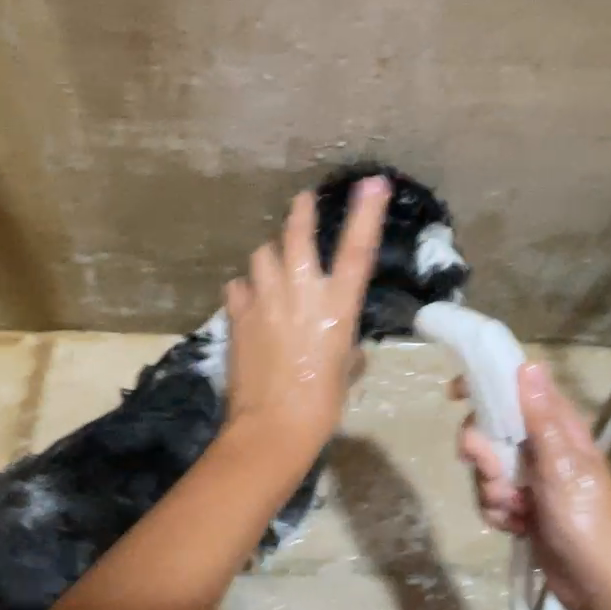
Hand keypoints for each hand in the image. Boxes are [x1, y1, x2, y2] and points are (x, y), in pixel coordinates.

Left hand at [223, 176, 390, 451]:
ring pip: (262, 256)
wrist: (273, 427)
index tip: (372, 182)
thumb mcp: (345, 369)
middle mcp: (301, 293)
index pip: (357, 249)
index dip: (366, 213)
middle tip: (302, 202)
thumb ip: (345, 344)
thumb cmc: (322, 403)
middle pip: (297, 235)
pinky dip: (245, 289)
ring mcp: (265, 300)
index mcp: (337, 306)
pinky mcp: (238, 315)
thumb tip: (342, 342)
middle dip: (300, 213)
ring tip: (271, 268)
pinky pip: (238, 286)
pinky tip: (248, 300)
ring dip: (268, 258)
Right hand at [456, 364, 610, 609]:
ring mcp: (530, 476)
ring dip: (492, 490)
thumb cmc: (587, 521)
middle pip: (489, 429)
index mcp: (558, 427)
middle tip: (495, 473)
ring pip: (485, 466)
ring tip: (517, 510)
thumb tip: (528, 364)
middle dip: (483, 454)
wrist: (598, 588)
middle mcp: (542, 446)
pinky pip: (490, 496)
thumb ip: (541, 418)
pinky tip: (516, 527)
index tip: (455, 395)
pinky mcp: (522, 505)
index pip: (516, 388)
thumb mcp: (563, 466)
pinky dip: (498, 512)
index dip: (484, 385)